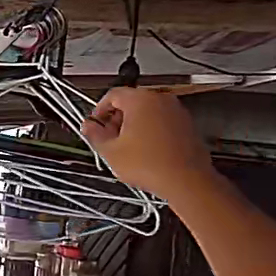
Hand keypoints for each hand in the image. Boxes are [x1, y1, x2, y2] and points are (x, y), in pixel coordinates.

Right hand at [80, 87, 217, 201]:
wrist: (186, 180)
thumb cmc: (152, 166)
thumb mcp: (111, 152)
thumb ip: (95, 135)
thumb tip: (89, 127)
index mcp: (140, 100)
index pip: (112, 95)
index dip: (100, 110)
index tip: (96, 124)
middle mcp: (160, 99)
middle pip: (131, 101)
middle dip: (117, 119)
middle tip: (110, 138)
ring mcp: (176, 111)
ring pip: (148, 112)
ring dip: (135, 126)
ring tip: (129, 148)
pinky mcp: (187, 124)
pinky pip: (163, 122)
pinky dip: (152, 131)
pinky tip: (147, 152)